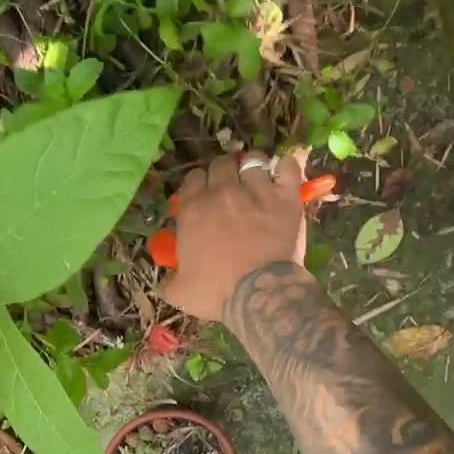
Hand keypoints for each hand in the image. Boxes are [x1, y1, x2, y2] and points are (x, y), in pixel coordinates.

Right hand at [162, 150, 309, 321]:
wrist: (258, 293)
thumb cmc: (216, 292)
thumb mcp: (180, 292)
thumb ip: (170, 282)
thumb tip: (167, 283)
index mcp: (193, 210)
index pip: (192, 179)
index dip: (198, 185)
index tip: (203, 196)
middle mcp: (222, 192)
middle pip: (220, 164)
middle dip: (223, 174)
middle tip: (229, 191)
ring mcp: (255, 190)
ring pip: (253, 160)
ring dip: (252, 168)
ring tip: (256, 181)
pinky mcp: (285, 196)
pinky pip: (287, 166)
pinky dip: (284, 168)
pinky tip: (282, 177)